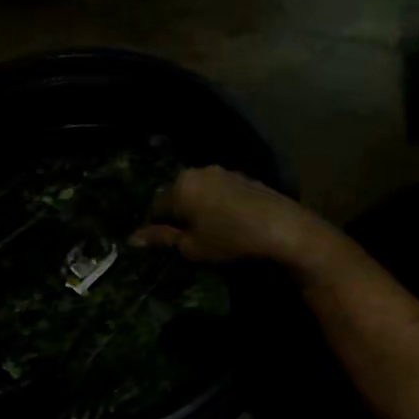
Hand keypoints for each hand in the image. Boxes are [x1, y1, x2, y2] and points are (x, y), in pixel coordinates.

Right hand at [131, 166, 339, 269]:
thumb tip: (133, 238)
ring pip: (200, 191)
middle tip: (184, 239)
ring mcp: (225, 172)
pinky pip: (220, 191)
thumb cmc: (230, 241)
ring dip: (198, 208)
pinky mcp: (246, 178)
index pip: (154, 207)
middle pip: (177, 194)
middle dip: (177, 214)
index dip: (154, 227)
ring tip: (207, 231)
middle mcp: (199, 172)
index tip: (161, 245)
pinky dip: (218, 204)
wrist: (285, 231)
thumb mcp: (192, 247)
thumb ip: (162, 239)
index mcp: (180, 186)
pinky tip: (228, 223)